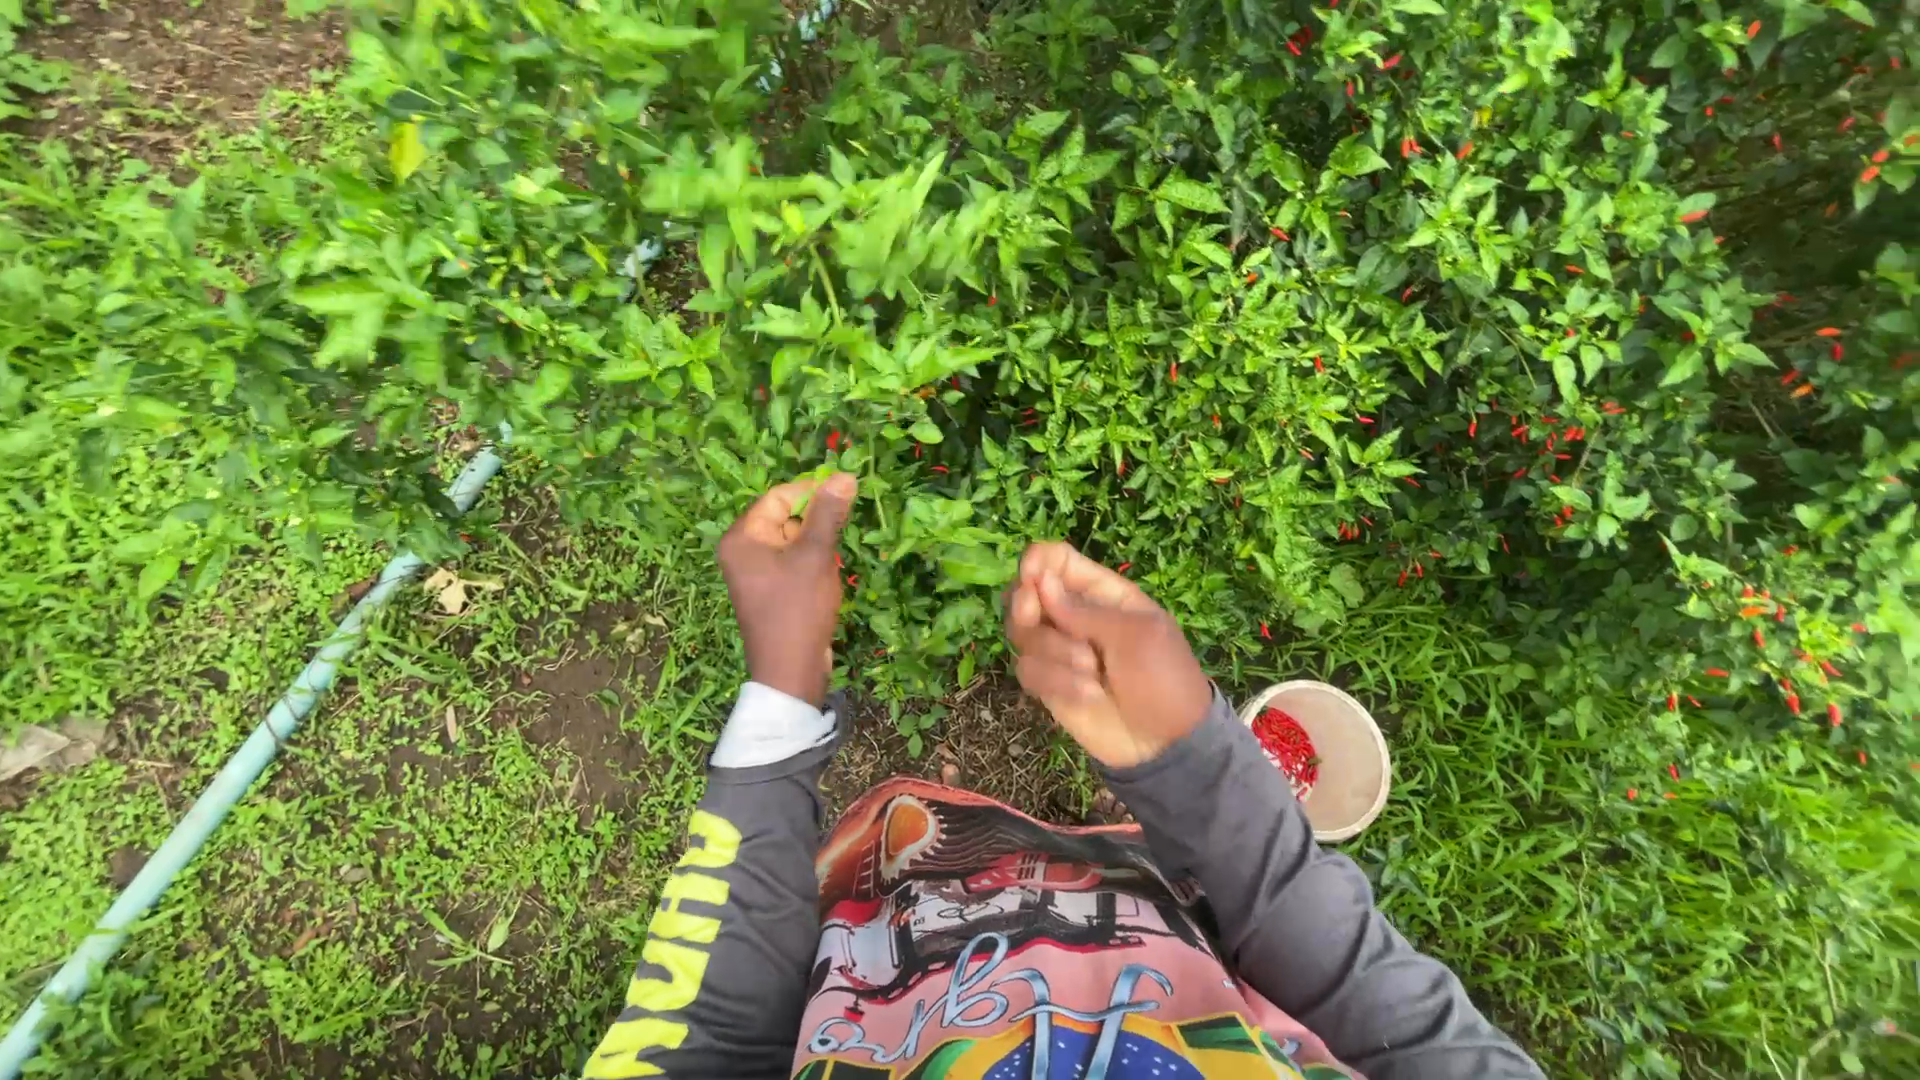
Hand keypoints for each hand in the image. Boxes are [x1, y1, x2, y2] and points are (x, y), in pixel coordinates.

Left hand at [716, 472, 858, 706]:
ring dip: (819, 546)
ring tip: (832, 565)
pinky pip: (794, 563)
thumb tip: (845, 475)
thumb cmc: (798, 608)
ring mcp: (755, 574)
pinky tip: (828, 579)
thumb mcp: (816, 555)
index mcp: (741, 538)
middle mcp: (742, 552)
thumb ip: (828, 513)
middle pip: (786, 518)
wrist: (790, 671)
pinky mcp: (771, 591)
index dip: (812, 492)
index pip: (778, 497)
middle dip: (817, 524)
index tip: (845, 494)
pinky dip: (814, 564)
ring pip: (794, 541)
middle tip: (840, 537)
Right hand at [1005, 542, 1211, 767]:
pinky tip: (1087, 694)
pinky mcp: (1048, 684)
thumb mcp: (1136, 635)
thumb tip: (1039, 582)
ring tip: (1092, 672)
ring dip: (1055, 652)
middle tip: (1032, 614)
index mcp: (1100, 593)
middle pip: (1026, 593)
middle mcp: (1072, 616)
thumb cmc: (1164, 677)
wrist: (1167, 743)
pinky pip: (1029, 670)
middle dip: (1026, 604)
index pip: (1058, 561)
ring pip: (1023, 634)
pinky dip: (1055, 681)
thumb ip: (1085, 611)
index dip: (1039, 562)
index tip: (1031, 576)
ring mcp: (1058, 650)